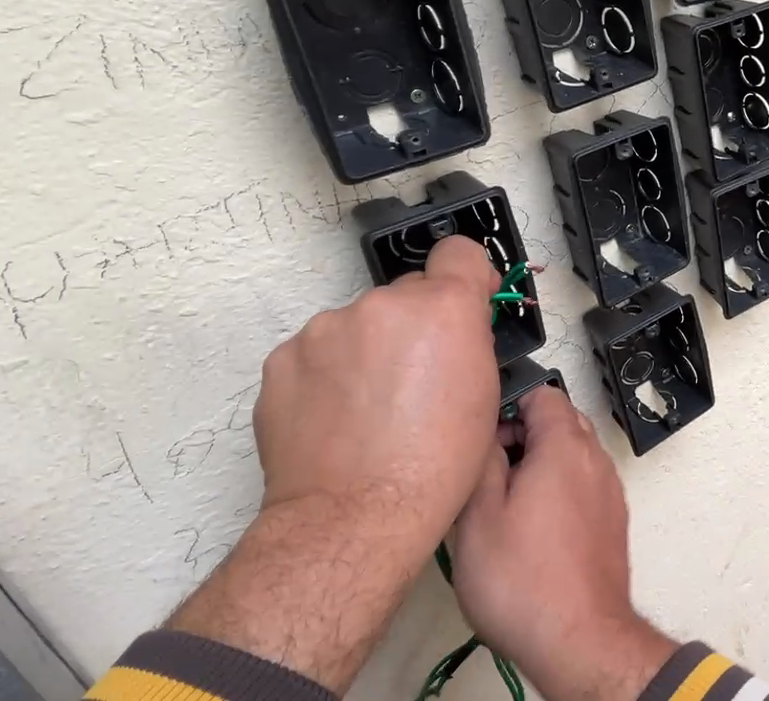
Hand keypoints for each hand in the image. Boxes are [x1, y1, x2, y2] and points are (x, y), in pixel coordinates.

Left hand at [168, 235, 502, 692]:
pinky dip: (331, 373)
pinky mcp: (282, 358)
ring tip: (372, 405)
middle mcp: (384, 303)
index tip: (466, 303)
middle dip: (417, 323)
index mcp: (444, 306)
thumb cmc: (438, 462)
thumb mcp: (486, 391)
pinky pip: (320, 351)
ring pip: (362, 323)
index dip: (467, 276)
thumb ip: (470, 339)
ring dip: (371, 347)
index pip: (460, 251)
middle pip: (409, 293)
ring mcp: (326, 328)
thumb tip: (456, 331)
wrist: (356, 517)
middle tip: (419, 376)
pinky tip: (339, 415)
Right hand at [451, 387, 677, 700]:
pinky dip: (561, 489)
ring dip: (542, 464)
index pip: (545, 394)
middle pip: (562, 421)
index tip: (486, 434)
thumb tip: (485, 434)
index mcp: (565, 447)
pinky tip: (533, 527)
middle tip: (490, 472)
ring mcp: (608, 490)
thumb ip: (482, 461)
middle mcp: (595, 460)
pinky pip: (585, 484)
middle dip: (525, 435)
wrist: (578, 636)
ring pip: (574, 454)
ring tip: (506, 504)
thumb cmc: (525, 582)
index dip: (511, 407)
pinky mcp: (611, 519)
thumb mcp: (478, 516)